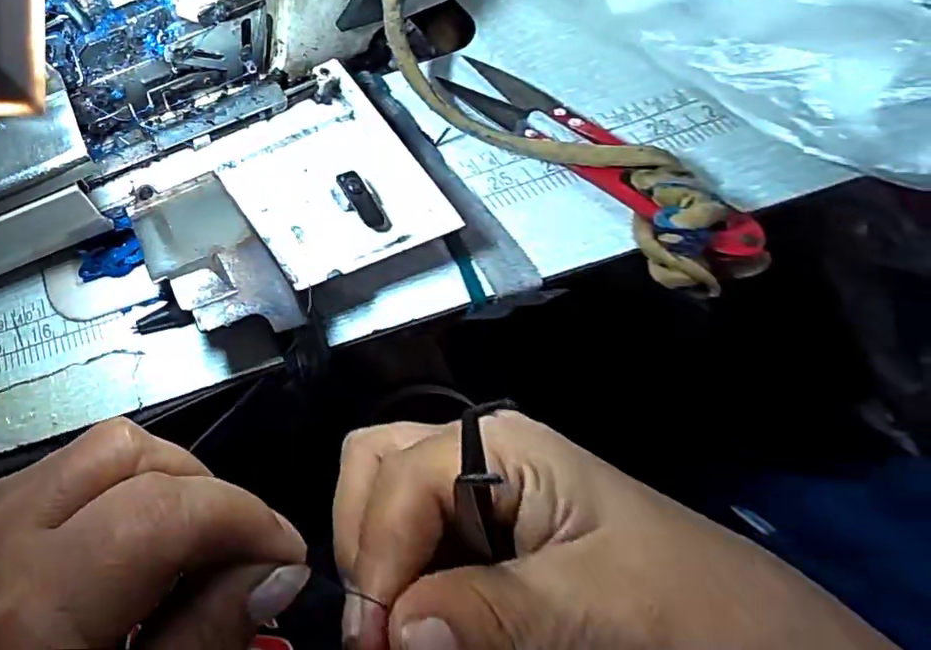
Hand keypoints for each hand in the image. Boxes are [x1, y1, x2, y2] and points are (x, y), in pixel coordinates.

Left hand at [0, 418, 310, 649]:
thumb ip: (204, 637)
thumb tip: (270, 566)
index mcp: (35, 598)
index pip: (154, 507)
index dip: (236, 514)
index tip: (288, 548)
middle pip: (119, 449)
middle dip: (196, 483)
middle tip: (242, 545)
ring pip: (89, 448)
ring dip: (155, 479)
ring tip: (196, 541)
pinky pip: (59, 469)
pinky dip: (110, 489)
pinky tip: (134, 541)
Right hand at [333, 411, 896, 649]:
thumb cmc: (715, 619)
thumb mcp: (608, 615)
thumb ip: (495, 613)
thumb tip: (395, 634)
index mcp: (498, 444)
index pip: (399, 475)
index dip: (376, 548)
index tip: (375, 636)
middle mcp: (473, 452)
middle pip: (372, 462)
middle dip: (360, 535)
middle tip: (371, 621)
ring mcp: (476, 487)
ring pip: (381, 490)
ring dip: (370, 548)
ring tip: (386, 618)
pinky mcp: (486, 532)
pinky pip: (414, 530)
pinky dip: (399, 566)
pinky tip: (414, 609)